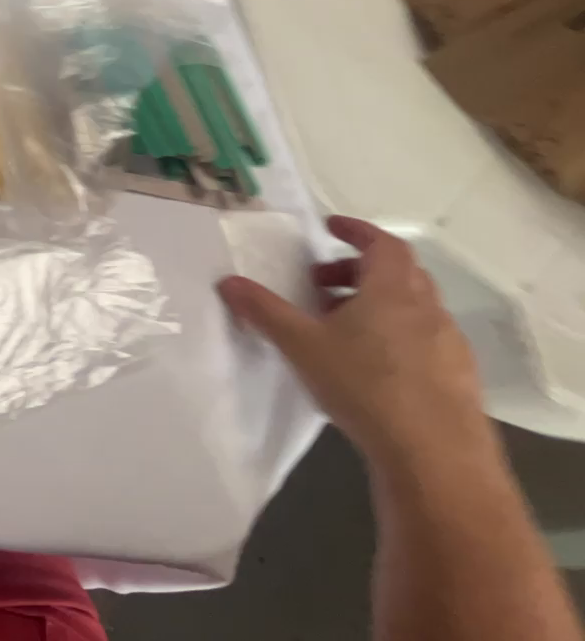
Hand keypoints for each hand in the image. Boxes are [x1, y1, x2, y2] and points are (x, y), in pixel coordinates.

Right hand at [217, 216, 492, 469]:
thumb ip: (263, 310)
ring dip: (373, 302)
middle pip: (400, 274)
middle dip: (357, 269)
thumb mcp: (299, 344)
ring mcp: (448, 346)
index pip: (385, 246)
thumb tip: (229, 282)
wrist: (435, 456)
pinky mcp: (455, 377)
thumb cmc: (363, 385)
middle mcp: (428, 312)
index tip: (330, 227)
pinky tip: (365, 361)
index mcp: (393, 294)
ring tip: (334, 323)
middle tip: (319, 282)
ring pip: (411, 308)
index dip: (358, 231)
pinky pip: (421, 337)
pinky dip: (392, 332)